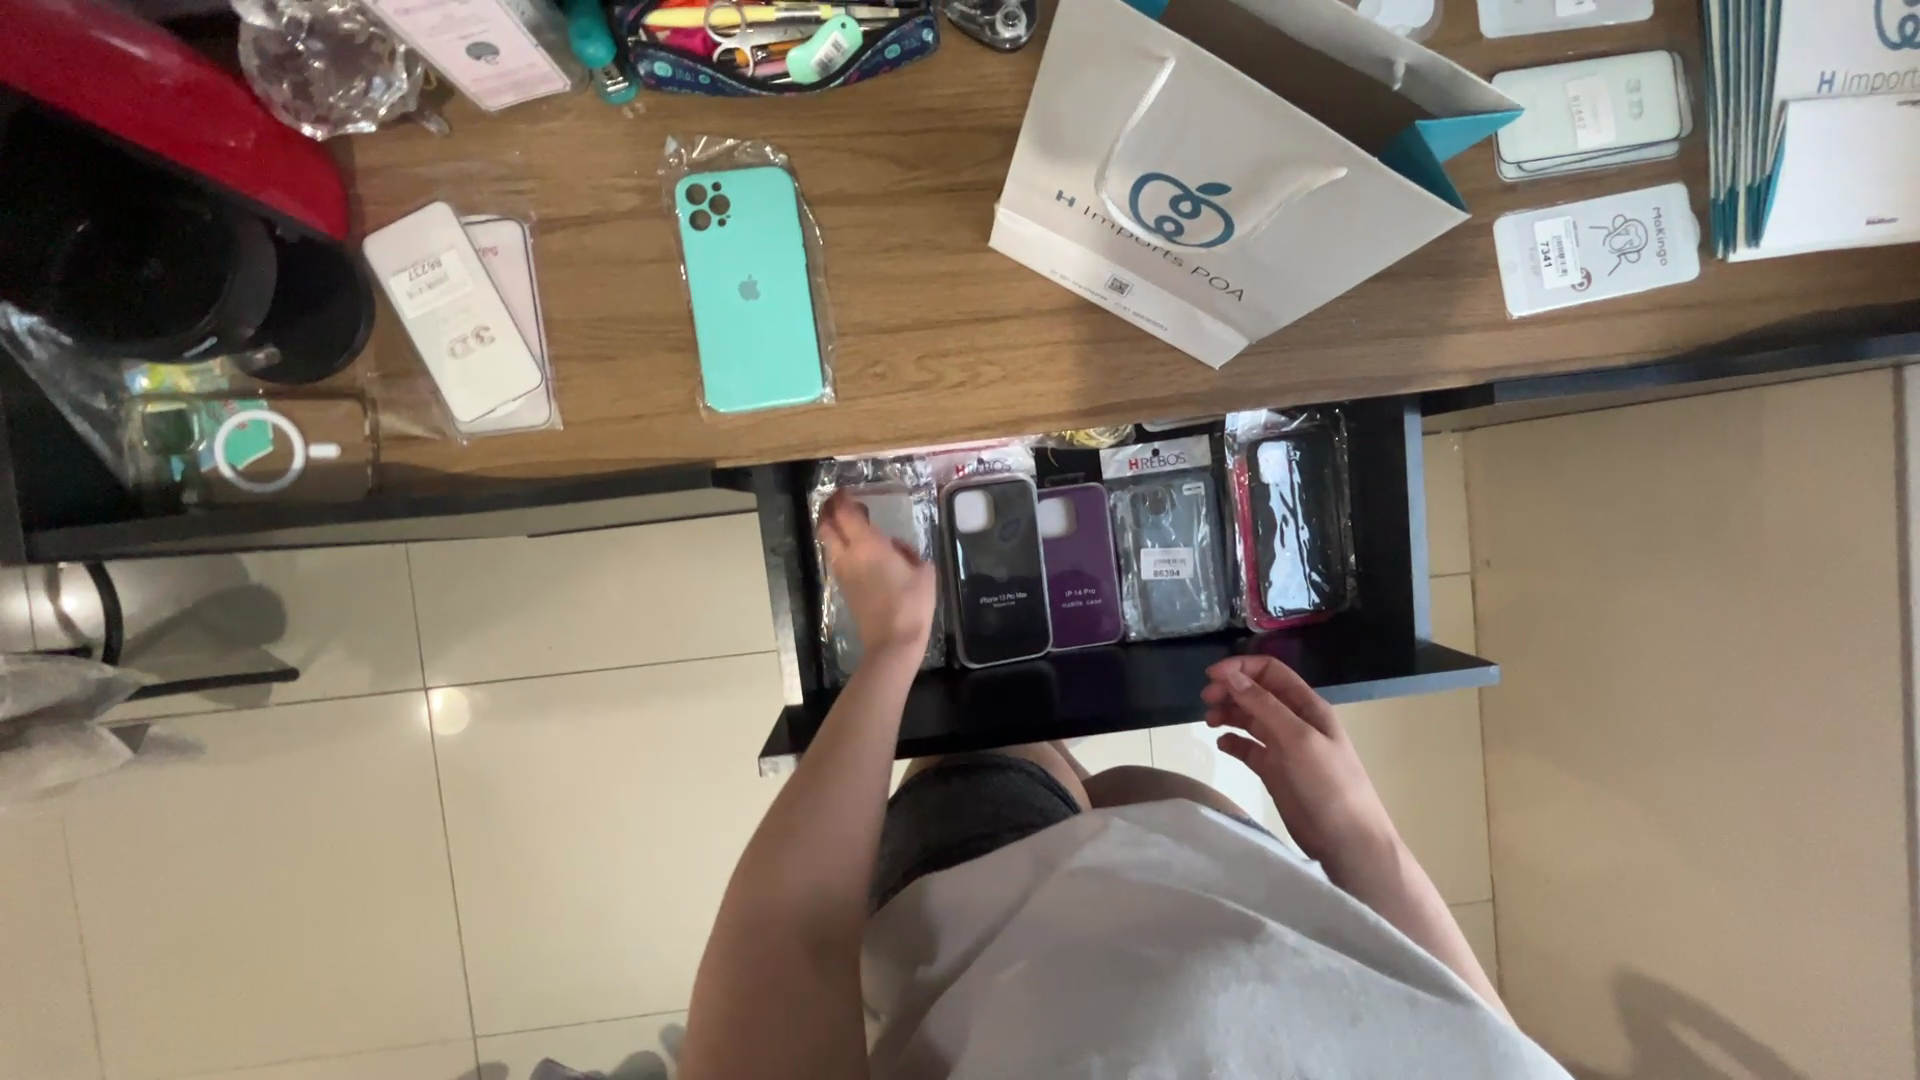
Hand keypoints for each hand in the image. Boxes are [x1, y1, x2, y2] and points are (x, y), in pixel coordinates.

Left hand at [819, 491, 936, 661]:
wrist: (893, 642)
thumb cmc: (912, 604)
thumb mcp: (924, 571)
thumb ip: (908, 552)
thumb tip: (895, 547)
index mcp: (868, 545)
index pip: (845, 512)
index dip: (842, 498)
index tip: (847, 490)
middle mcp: (848, 555)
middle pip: (826, 525)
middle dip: (829, 510)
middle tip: (841, 502)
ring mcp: (842, 573)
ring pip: (827, 543)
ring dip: (833, 528)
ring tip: (851, 524)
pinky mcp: (843, 588)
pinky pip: (836, 558)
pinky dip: (840, 546)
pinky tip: (858, 548)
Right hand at [1200, 655, 1399, 879]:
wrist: (1347, 842)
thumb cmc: (1329, 785)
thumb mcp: (1298, 739)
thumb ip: (1264, 705)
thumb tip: (1231, 676)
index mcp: (1307, 706)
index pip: (1270, 671)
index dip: (1241, 668)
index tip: (1211, 677)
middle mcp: (1294, 721)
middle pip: (1256, 692)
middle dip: (1230, 690)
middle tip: (1206, 700)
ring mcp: (1283, 746)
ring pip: (1249, 718)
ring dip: (1228, 713)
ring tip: (1210, 722)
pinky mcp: (1273, 770)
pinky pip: (1247, 747)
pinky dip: (1232, 741)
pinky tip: (1222, 745)